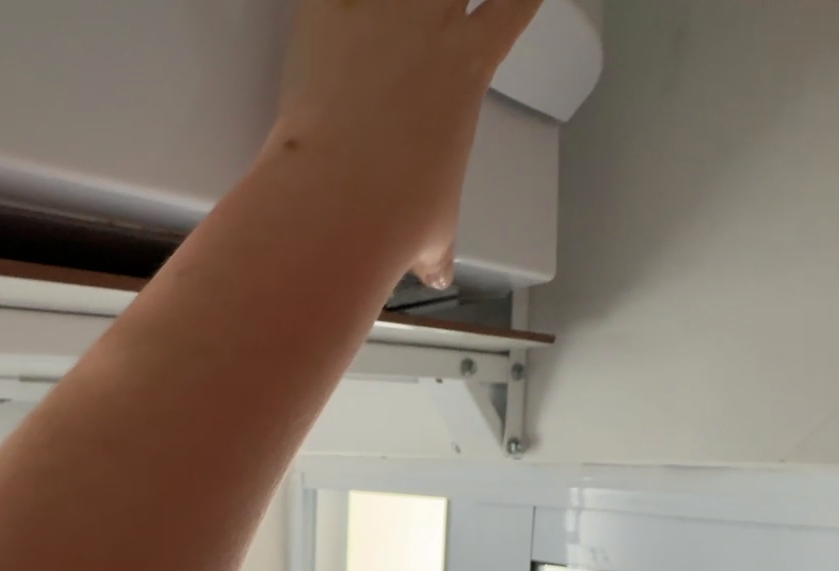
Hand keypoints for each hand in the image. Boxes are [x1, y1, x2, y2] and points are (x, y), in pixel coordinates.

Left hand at [273, 0, 544, 288]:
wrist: (337, 203)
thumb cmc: (395, 217)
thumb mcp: (430, 234)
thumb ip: (438, 247)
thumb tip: (439, 274)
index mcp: (468, 68)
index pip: (515, 4)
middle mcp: (430, 25)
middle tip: (432, 11)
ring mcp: (377, 12)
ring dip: (392, 1)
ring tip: (382, 15)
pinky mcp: (324, 15)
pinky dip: (330, 0)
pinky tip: (327, 9)